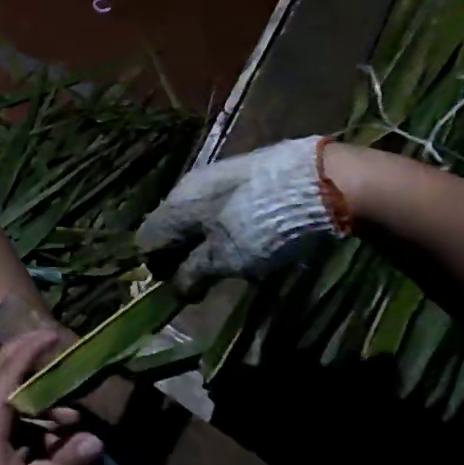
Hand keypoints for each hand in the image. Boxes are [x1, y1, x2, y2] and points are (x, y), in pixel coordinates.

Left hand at [0, 330, 103, 464]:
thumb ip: (67, 462)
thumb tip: (97, 439)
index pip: (10, 368)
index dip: (32, 347)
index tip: (56, 333)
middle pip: (1, 374)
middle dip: (28, 359)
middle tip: (57, 350)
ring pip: (8, 401)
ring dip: (38, 401)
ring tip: (72, 417)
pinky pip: (9, 425)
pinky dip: (33, 423)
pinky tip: (56, 443)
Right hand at [136, 136, 352, 297]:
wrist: (317, 182)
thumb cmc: (261, 226)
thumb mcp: (225, 259)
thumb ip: (193, 274)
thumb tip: (175, 289)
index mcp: (174, 206)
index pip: (146, 239)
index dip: (156, 266)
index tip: (179, 285)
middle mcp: (186, 187)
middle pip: (169, 226)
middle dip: (180, 254)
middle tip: (203, 277)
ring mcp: (214, 178)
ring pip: (194, 216)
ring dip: (202, 241)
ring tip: (229, 261)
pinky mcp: (240, 175)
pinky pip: (216, 205)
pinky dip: (221, 226)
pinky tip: (246, 238)